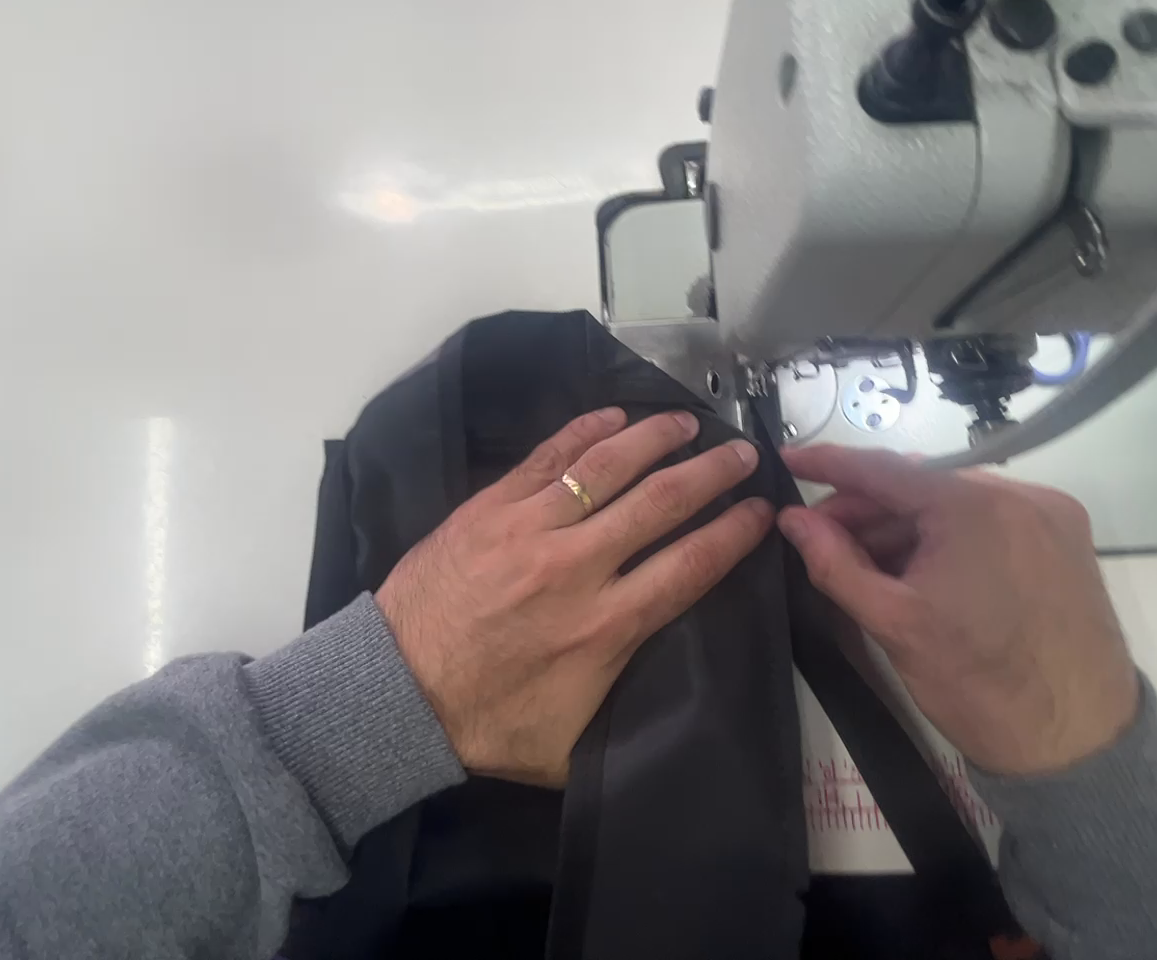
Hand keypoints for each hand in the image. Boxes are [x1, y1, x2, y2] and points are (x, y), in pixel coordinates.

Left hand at [376, 407, 772, 786]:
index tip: (760, 511)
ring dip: (654, 439)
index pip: (690, 564)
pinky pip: (547, 458)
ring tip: (687, 422)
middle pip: (661, 503)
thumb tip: (662, 660)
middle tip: (741, 453)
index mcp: (605, 625)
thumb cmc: (486, 718)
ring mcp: (531, 527)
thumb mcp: (572, 740)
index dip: (734, 532)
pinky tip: (613, 416)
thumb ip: (624, 697)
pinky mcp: (492, 506)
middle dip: (710, 474)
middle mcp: (577, 566)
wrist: (397, 689)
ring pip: (607, 468)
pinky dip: (584, 432)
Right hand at [776, 445, 1137, 775]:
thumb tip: (790, 518)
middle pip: (917, 485)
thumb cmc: (977, 683)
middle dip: (862, 509)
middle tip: (818, 538)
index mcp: (975, 507)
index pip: (883, 468)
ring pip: (949, 502)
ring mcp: (1048, 515)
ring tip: (861, 563)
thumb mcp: (891, 621)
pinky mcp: (1064, 540)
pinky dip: (940, 535)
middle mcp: (1019, 494)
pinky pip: (982, 519)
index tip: (787, 457)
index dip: (828, 461)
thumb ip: (833, 560)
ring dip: (899, 526)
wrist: (1078, 747)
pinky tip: (912, 569)